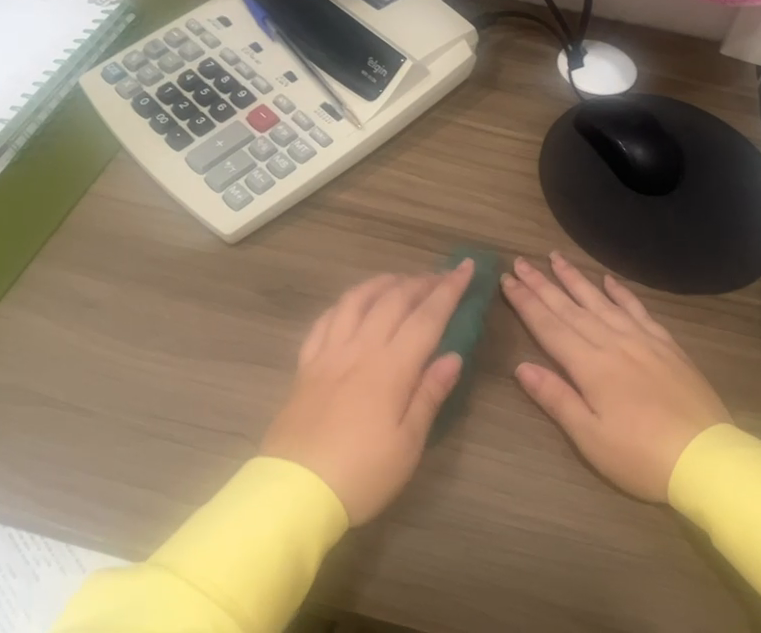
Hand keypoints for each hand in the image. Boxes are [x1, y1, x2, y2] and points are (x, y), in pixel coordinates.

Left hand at [261, 262, 472, 523]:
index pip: (426, 317)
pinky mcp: (305, 366)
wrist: (294, 493)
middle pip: (393, 301)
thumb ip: (429, 394)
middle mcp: (359, 349)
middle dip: (421, 282)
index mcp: (390, 368)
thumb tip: (453, 356)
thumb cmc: (361, 475)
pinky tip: (352, 305)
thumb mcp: (407, 444)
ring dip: (382, 284)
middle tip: (441, 276)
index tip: (466, 268)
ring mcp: (328, 355)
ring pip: (356, 301)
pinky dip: (344, 304)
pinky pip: (325, 321)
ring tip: (399, 280)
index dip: (449, 290)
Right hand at [503, 253, 730, 502]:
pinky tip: (608, 280)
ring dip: (576, 279)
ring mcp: (642, 339)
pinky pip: (637, 309)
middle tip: (520, 261)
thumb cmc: (640, 456)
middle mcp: (612, 342)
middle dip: (542, 284)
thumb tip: (521, 366)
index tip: (507, 280)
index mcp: (589, 366)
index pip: (549, 326)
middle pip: (570, 308)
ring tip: (556, 257)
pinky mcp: (665, 344)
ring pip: (601, 301)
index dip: (526, 303)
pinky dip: (620, 292)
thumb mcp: (590, 437)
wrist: (705, 456)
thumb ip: (556, 398)